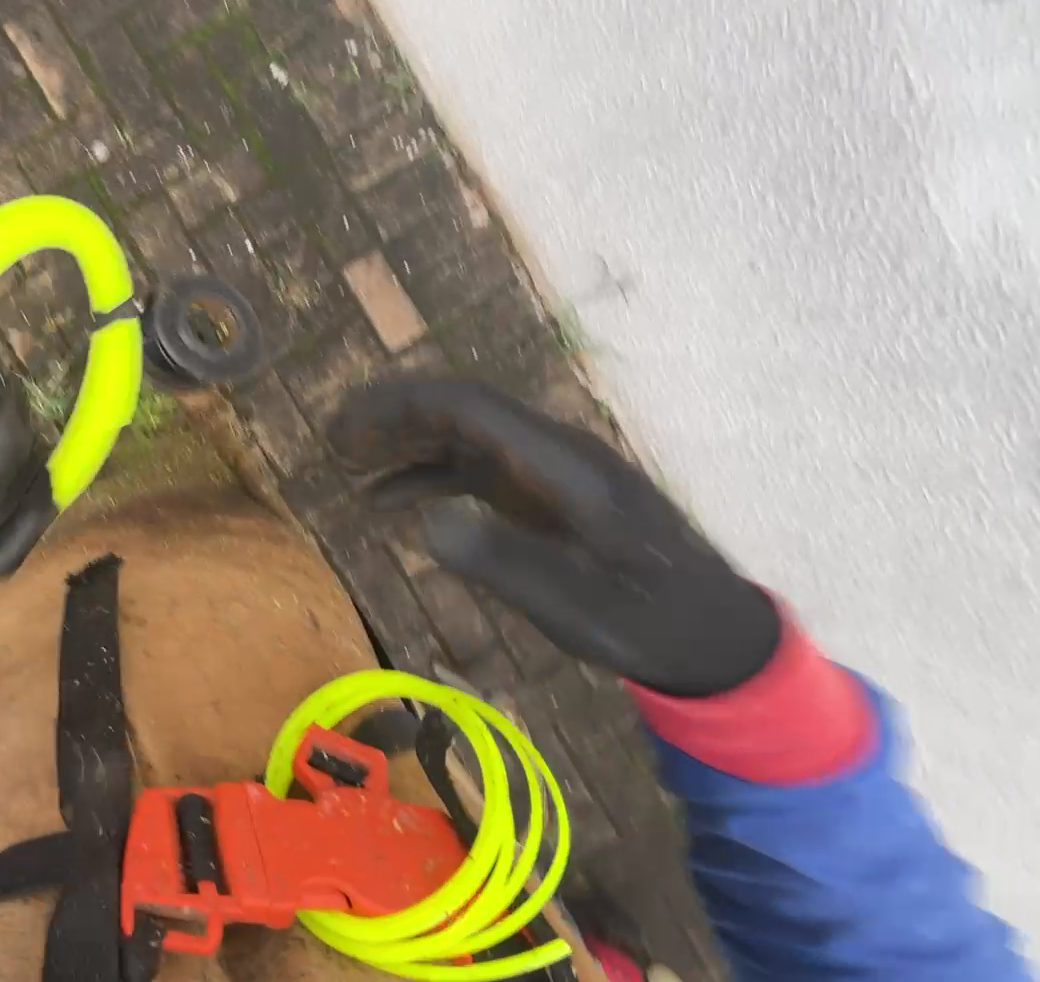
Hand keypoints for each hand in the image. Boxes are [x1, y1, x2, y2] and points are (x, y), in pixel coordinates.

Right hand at [326, 376, 778, 696]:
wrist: (709, 635)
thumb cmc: (648, 622)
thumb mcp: (579, 606)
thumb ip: (505, 562)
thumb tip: (423, 523)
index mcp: (562, 465)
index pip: (471, 409)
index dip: (403, 406)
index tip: (348, 422)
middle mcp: (549, 454)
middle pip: (460, 412)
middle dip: (392, 416)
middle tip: (332, 435)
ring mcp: (543, 473)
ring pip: (460, 437)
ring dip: (403, 442)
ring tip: (346, 458)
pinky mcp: (538, 496)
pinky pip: (471, 471)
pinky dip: (424, 478)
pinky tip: (384, 499)